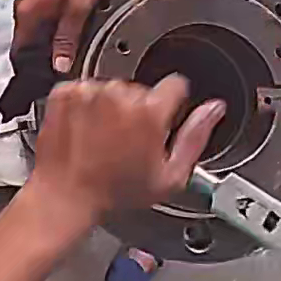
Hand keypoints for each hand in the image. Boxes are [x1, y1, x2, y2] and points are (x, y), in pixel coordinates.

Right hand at [14, 0, 101, 74]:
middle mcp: (22, 11)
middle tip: (56, 74)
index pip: (20, 55)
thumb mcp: (78, 6)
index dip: (31, 73)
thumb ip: (68, 37)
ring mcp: (27, 3)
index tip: (42, 83)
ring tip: (62, 57)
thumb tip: (60, 65)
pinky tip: (63, 34)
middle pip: (25, 47)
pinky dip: (48, 33)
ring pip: (32, 36)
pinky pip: (38, 24)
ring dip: (45, 47)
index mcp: (28, 15)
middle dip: (39, 63)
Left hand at [22, 75, 223, 246]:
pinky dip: (84, 104)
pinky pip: (84, 89)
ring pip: (111, 88)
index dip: (173, 102)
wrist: (65, 195)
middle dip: (137, 109)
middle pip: (140, 89)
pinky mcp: (65, 92)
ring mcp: (89, 91)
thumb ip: (196, 136)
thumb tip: (214, 109)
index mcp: (149, 111)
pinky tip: (85, 130)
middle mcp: (119, 95)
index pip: (175, 84)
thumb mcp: (170, 177)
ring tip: (103, 138)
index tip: (163, 116)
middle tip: (127, 141)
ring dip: (109, 107)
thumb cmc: (115, 192)